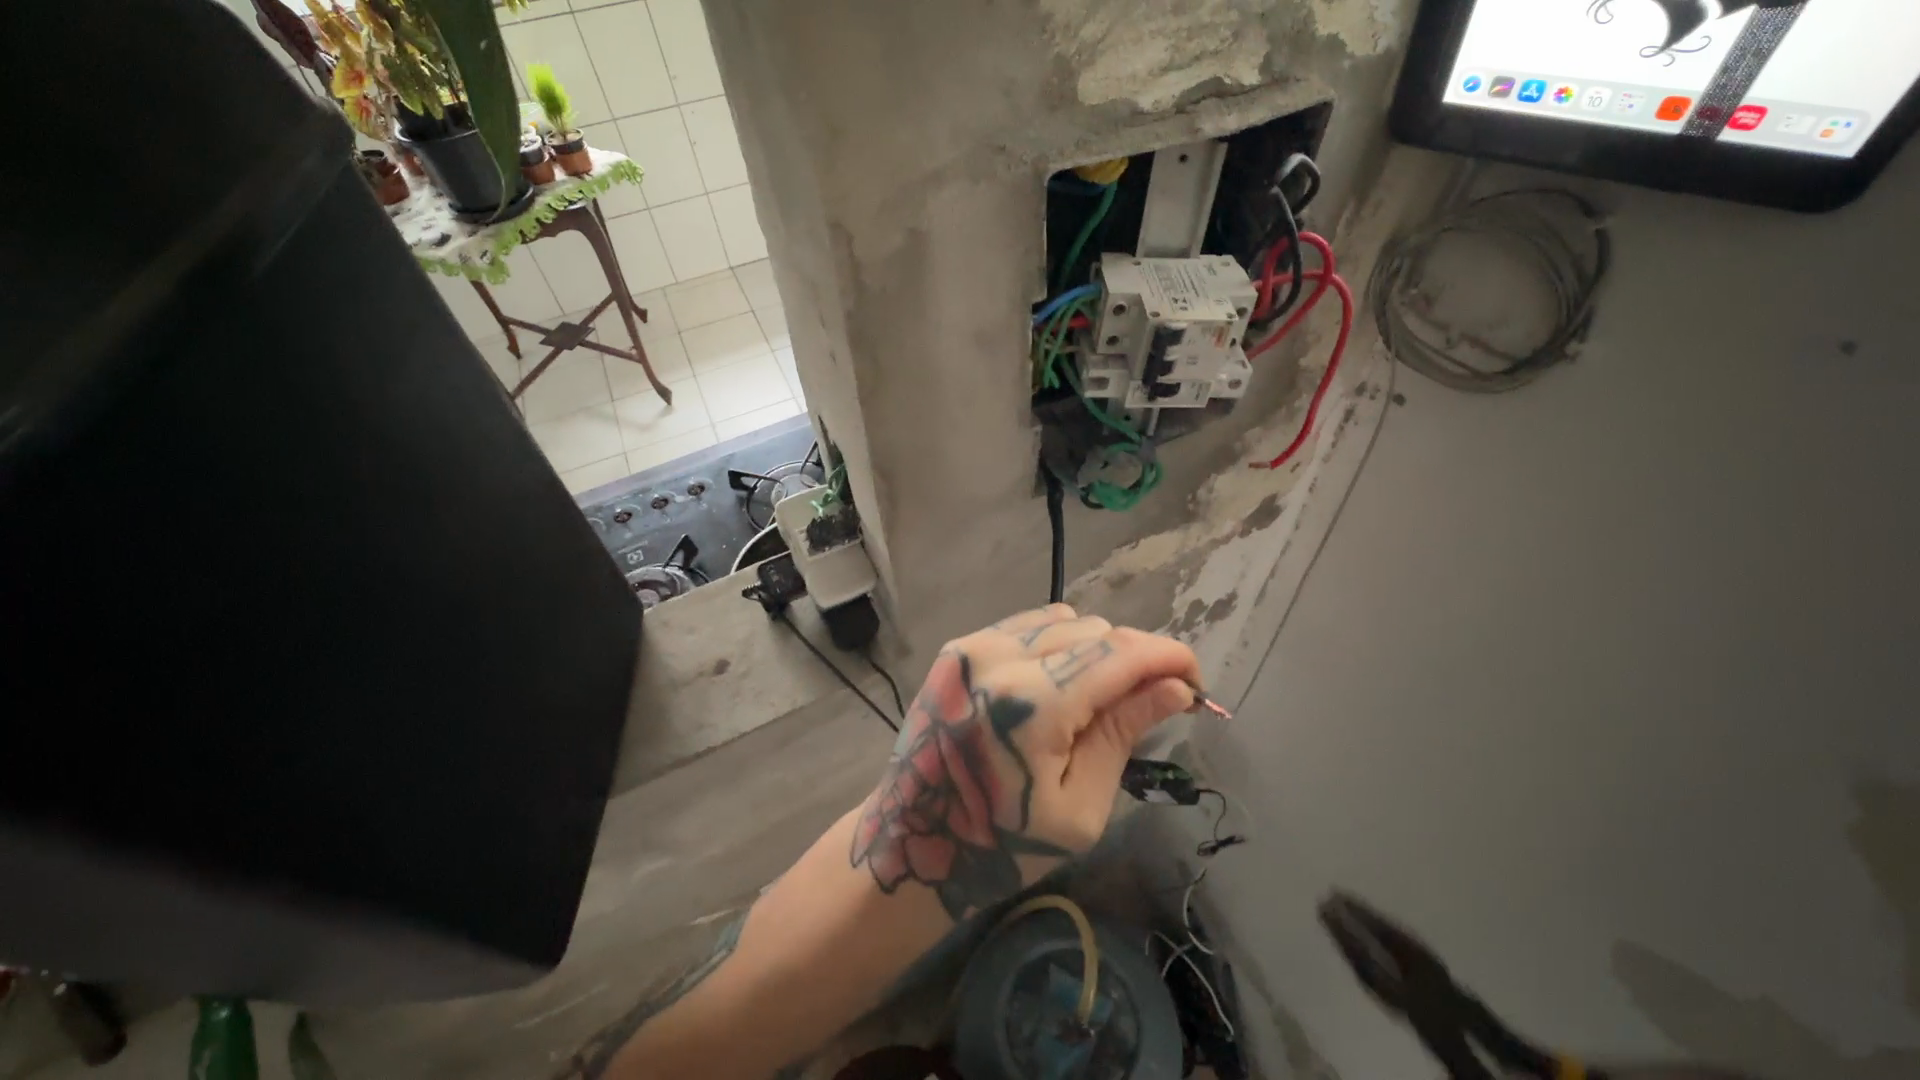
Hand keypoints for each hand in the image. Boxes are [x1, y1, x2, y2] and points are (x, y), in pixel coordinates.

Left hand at [849, 604, 1200, 920]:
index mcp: (1032, 702)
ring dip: (1100, 649)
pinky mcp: (960, 648)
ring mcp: (974, 645)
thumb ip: (1123, 734)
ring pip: (1067, 621)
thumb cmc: (1001, 842)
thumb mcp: (1079, 807)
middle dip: (1138, 659)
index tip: (1196, 684)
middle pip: (1099, 631)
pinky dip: (1062, 643)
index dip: (1171, 659)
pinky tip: (1064, 682)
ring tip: (1105, 697)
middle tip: (1152, 703)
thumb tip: (1175, 688)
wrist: (913, 840)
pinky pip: (1031, 625)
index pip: (1122, 654)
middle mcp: (1000, 656)